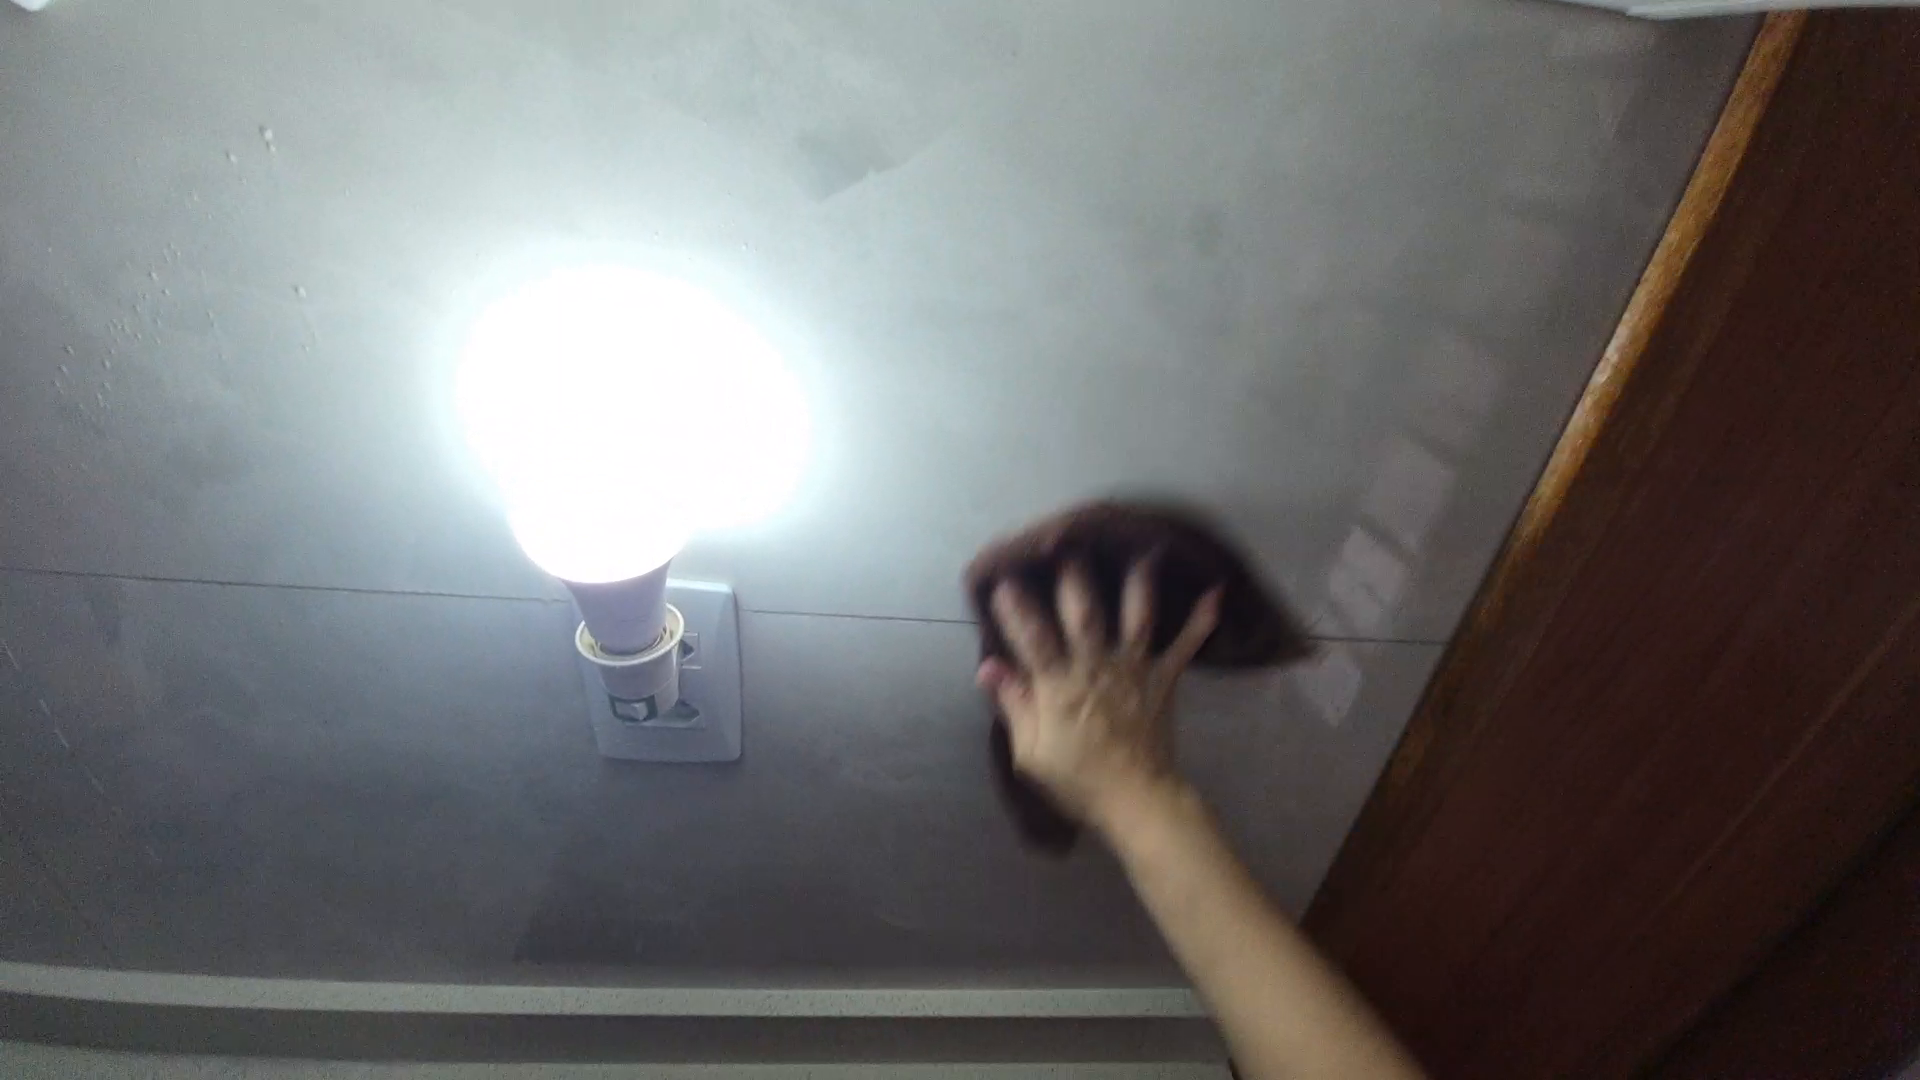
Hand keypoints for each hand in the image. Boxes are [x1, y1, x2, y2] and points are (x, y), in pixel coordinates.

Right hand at [977, 560, 1221, 836]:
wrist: (1137, 802)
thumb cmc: (1077, 779)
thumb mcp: (1030, 753)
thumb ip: (1012, 704)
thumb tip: (987, 666)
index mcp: (1059, 686)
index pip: (1032, 638)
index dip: (1016, 608)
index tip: (1003, 580)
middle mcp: (1096, 666)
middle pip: (1084, 613)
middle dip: (1074, 577)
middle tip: (1067, 544)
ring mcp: (1134, 669)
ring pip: (1136, 617)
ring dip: (1138, 582)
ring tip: (1141, 550)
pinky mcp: (1163, 679)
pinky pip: (1183, 647)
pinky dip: (1200, 621)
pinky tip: (1215, 593)